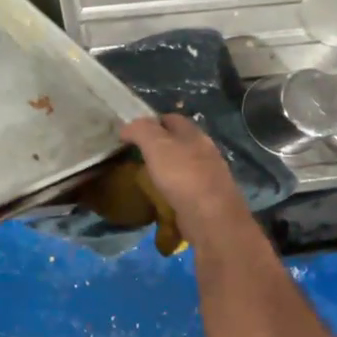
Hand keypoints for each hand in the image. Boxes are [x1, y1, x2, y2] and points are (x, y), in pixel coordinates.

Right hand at [119, 115, 248, 231]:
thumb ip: (140, 130)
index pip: (171, 118)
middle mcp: (204, 150)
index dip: (151, 121)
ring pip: (183, 162)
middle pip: (178, 140)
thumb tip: (126, 127)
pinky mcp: (207, 196)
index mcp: (193, 134)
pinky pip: (185, 184)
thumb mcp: (156, 145)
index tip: (131, 132)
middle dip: (158, 143)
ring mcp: (208, 174)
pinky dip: (172, 185)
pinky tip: (161, 193)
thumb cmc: (182, 175)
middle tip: (135, 152)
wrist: (211, 217)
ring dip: (166, 165)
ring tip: (145, 174)